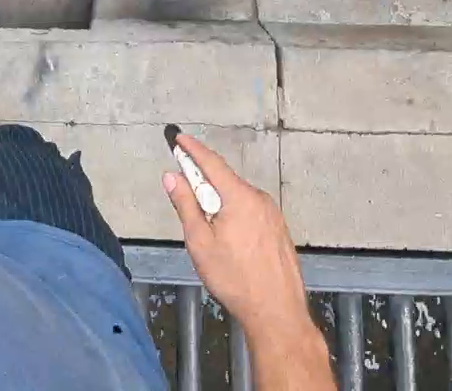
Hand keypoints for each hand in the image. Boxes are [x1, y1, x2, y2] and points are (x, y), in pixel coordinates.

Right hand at [162, 135, 320, 350]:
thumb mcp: (200, 242)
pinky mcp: (279, 230)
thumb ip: (185, 204)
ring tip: (209, 229)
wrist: (278, 314)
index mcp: (239, 197)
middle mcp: (259, 199)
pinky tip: (231, 239)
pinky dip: (235, 213)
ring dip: (220, 201)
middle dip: (204, 182)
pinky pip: (251, 210)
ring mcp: (273, 214)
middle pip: (225, 180)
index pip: (211, 162)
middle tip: (186, 194)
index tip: (178, 138)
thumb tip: (171, 176)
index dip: (193, 148)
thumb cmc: (234, 278)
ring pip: (239, 197)